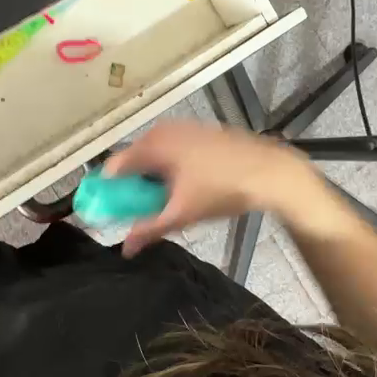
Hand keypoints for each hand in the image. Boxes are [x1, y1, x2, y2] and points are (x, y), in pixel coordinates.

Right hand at [104, 120, 338, 256]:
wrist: (269, 171)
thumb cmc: (222, 189)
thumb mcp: (182, 214)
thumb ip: (149, 230)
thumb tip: (125, 249)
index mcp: (153, 145)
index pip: (113, 167)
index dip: (107, 191)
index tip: (108, 212)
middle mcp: (162, 130)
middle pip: (133, 160)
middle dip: (131, 186)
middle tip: (138, 211)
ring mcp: (182, 127)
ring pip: (154, 154)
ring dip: (151, 177)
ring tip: (163, 201)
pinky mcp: (199, 131)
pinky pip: (171, 149)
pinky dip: (169, 166)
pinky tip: (184, 185)